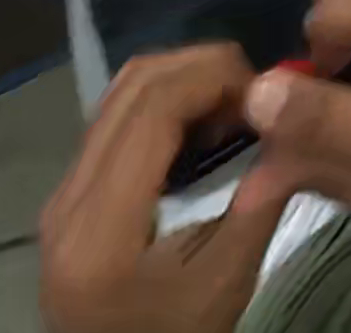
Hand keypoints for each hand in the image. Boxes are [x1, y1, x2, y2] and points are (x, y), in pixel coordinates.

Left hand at [40, 44, 295, 332]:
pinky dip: (164, 95)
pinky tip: (200, 115)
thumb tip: (286, 121)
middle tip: (253, 87)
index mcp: (98, 229)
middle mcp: (68, 196)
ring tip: (230, 98)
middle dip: (201, 66)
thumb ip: (259, 199)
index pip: (152, 110)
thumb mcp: (227, 284)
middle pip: (134, 86)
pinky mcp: (73, 185)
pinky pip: (118, 111)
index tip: (261, 89)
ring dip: (182, 74)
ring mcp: (63, 187)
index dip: (210, 78)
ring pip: (123, 89)